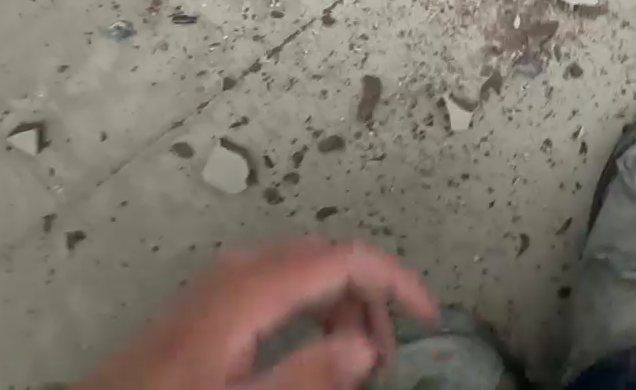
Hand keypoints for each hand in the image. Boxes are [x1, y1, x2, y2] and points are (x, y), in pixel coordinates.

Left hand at [77, 238, 438, 389]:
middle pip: (327, 258)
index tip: (427, 316)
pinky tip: (310, 345)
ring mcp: (221, 282)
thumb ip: (306, 376)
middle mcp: (240, 270)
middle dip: (368, 296)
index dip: (393, 280)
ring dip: (339, 303)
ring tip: (353, 356)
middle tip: (385, 355)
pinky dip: (310, 306)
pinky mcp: (209, 302)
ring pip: (304, 269)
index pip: (344, 258)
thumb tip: (366, 345)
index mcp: (252, 288)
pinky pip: (279, 284)